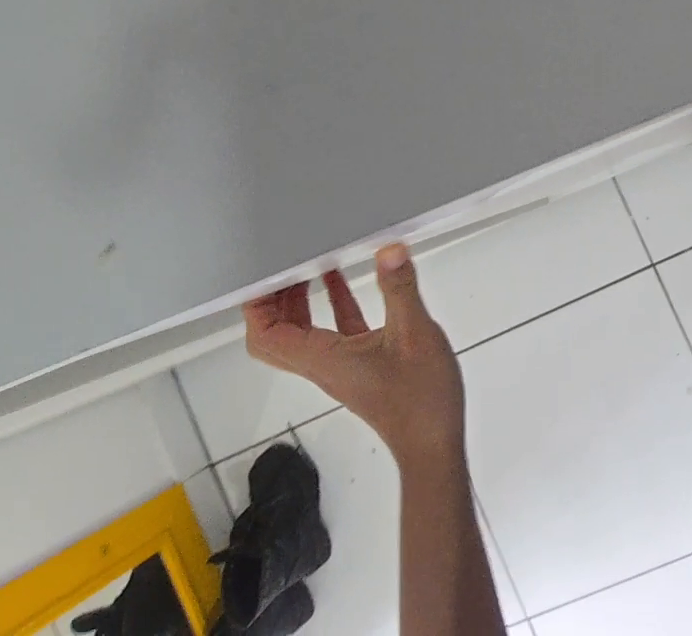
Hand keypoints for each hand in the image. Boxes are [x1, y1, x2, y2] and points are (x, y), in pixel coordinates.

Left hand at [243, 243, 463, 461]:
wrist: (434, 443)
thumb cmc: (420, 394)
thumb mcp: (415, 333)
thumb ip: (400, 289)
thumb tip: (389, 249)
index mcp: (323, 359)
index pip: (267, 335)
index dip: (257, 305)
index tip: (265, 271)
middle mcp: (322, 365)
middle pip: (275, 336)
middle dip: (273, 300)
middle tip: (286, 265)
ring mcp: (341, 368)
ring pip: (302, 335)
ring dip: (299, 302)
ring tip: (312, 266)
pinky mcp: (361, 368)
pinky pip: (333, 334)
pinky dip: (332, 307)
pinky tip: (346, 283)